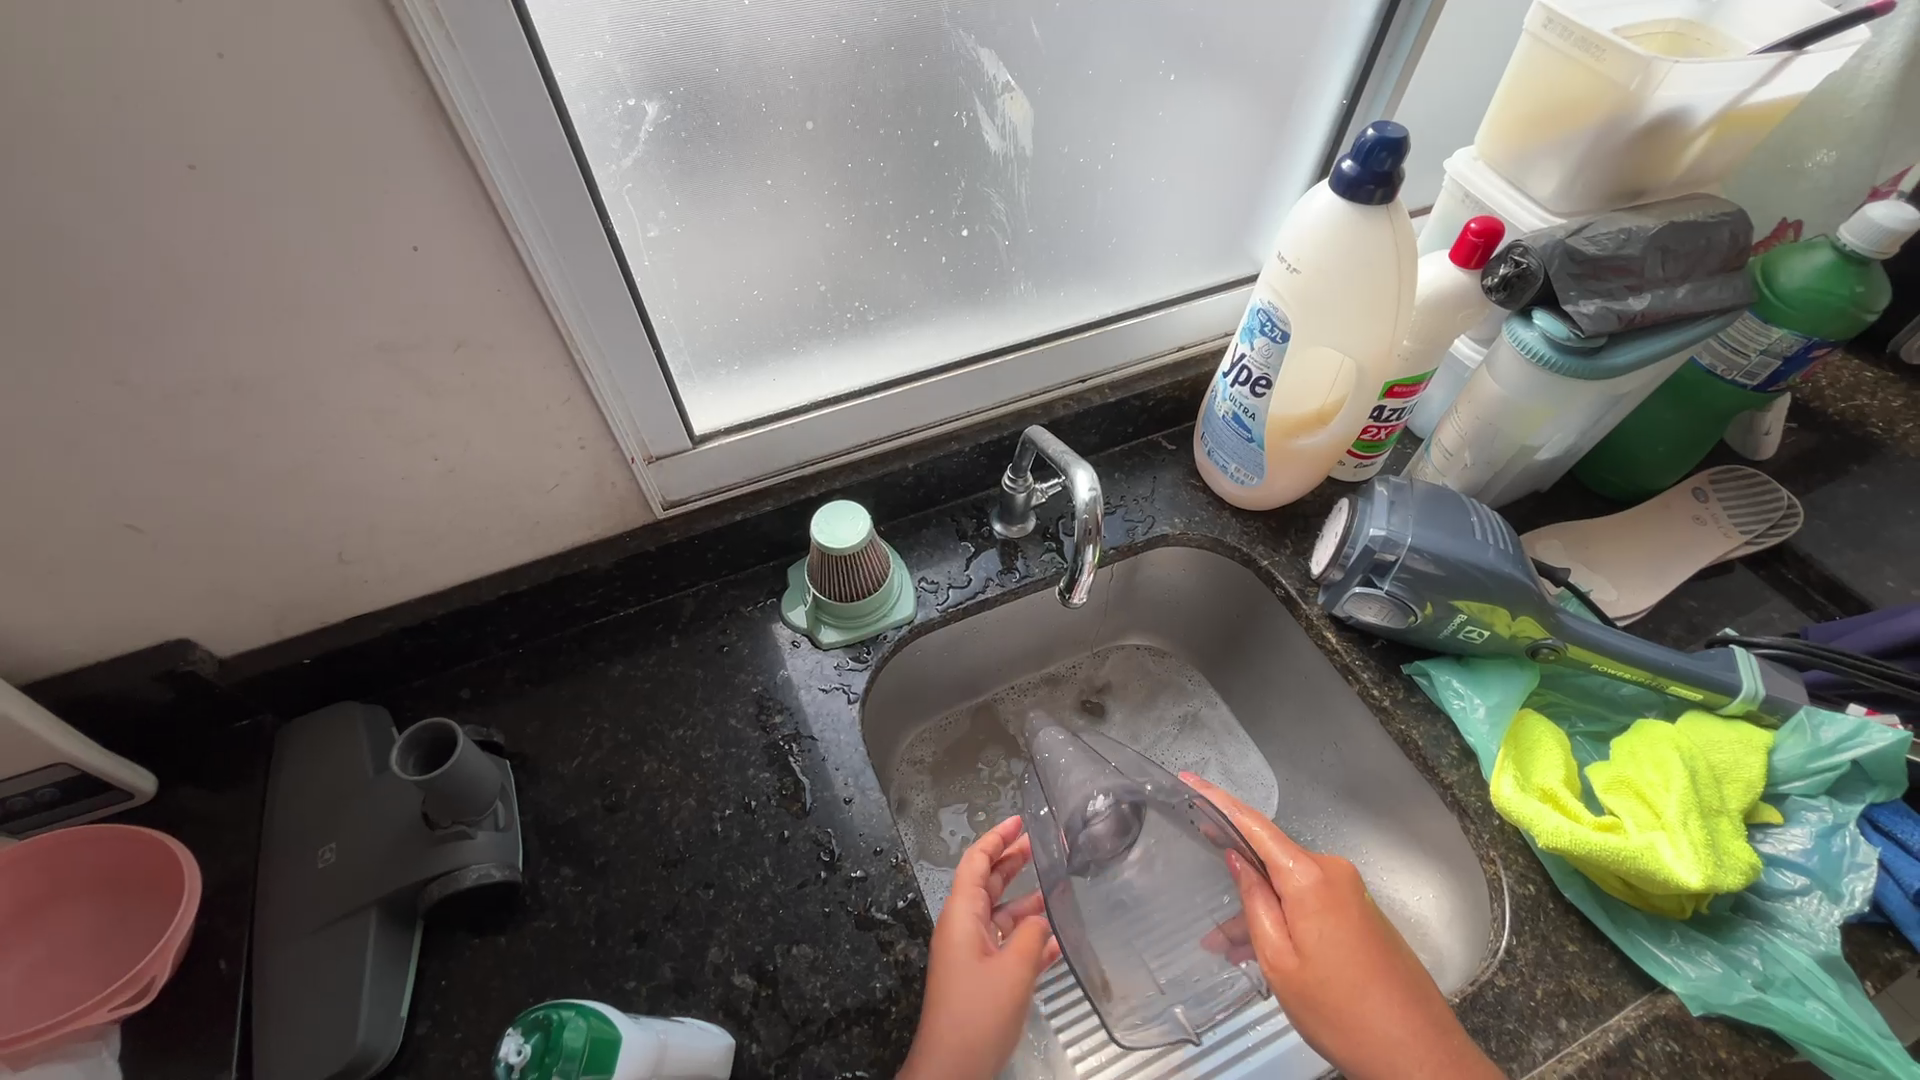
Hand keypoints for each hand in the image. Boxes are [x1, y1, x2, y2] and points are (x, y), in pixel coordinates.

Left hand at [900, 815, 1061, 1079]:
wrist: (952, 1070)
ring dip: (1028, 900)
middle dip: (1013, 860)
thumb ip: (1032, 936)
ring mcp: (973, 953)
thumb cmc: (976, 1015)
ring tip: (1058, 885)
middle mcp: (964, 927)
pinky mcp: (983, 977)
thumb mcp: (1013, 971)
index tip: (1019, 820)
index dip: (997, 837)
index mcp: (961, 915)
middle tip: (1042, 843)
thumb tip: (1041, 919)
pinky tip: (1057, 938)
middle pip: (989, 882)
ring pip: (1002, 914)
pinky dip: (1030, 938)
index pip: (976, 861)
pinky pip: (1008, 946)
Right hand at [1185, 774, 1502, 1079]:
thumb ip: (1254, 900)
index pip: (1253, 824)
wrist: (1421, 1056)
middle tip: (1207, 923)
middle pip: (1269, 862)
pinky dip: (1283, 920)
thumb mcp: (1279, 960)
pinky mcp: (1359, 911)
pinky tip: (1263, 952)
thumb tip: (1237, 858)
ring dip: (1260, 914)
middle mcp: (1332, 871)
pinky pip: (1308, 902)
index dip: (1217, 799)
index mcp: (1309, 876)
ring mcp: (1349, 891)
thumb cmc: (1342, 1012)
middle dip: (1237, 886)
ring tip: (1230, 953)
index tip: (1189, 778)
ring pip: (1287, 888)